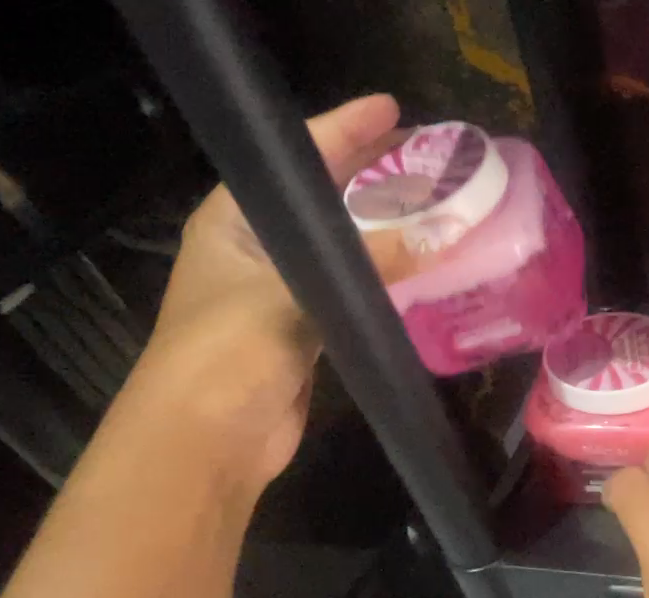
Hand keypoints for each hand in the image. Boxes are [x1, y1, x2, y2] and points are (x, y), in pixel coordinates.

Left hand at [121, 94, 413, 495]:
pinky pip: (357, 295)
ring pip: (345, 251)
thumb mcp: (293, 297)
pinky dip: (389, 283)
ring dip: (386, 234)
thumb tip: (441, 236)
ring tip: (438, 213)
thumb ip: (369, 267)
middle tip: (428, 164)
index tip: (391, 110)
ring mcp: (284, 294)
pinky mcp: (310, 335)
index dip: (341, 130)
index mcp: (234, 222)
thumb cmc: (227, 354)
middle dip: (371, 179)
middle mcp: (257, 249)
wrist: (207, 437)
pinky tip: (424, 276)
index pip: (294, 161)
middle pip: (322, 201)